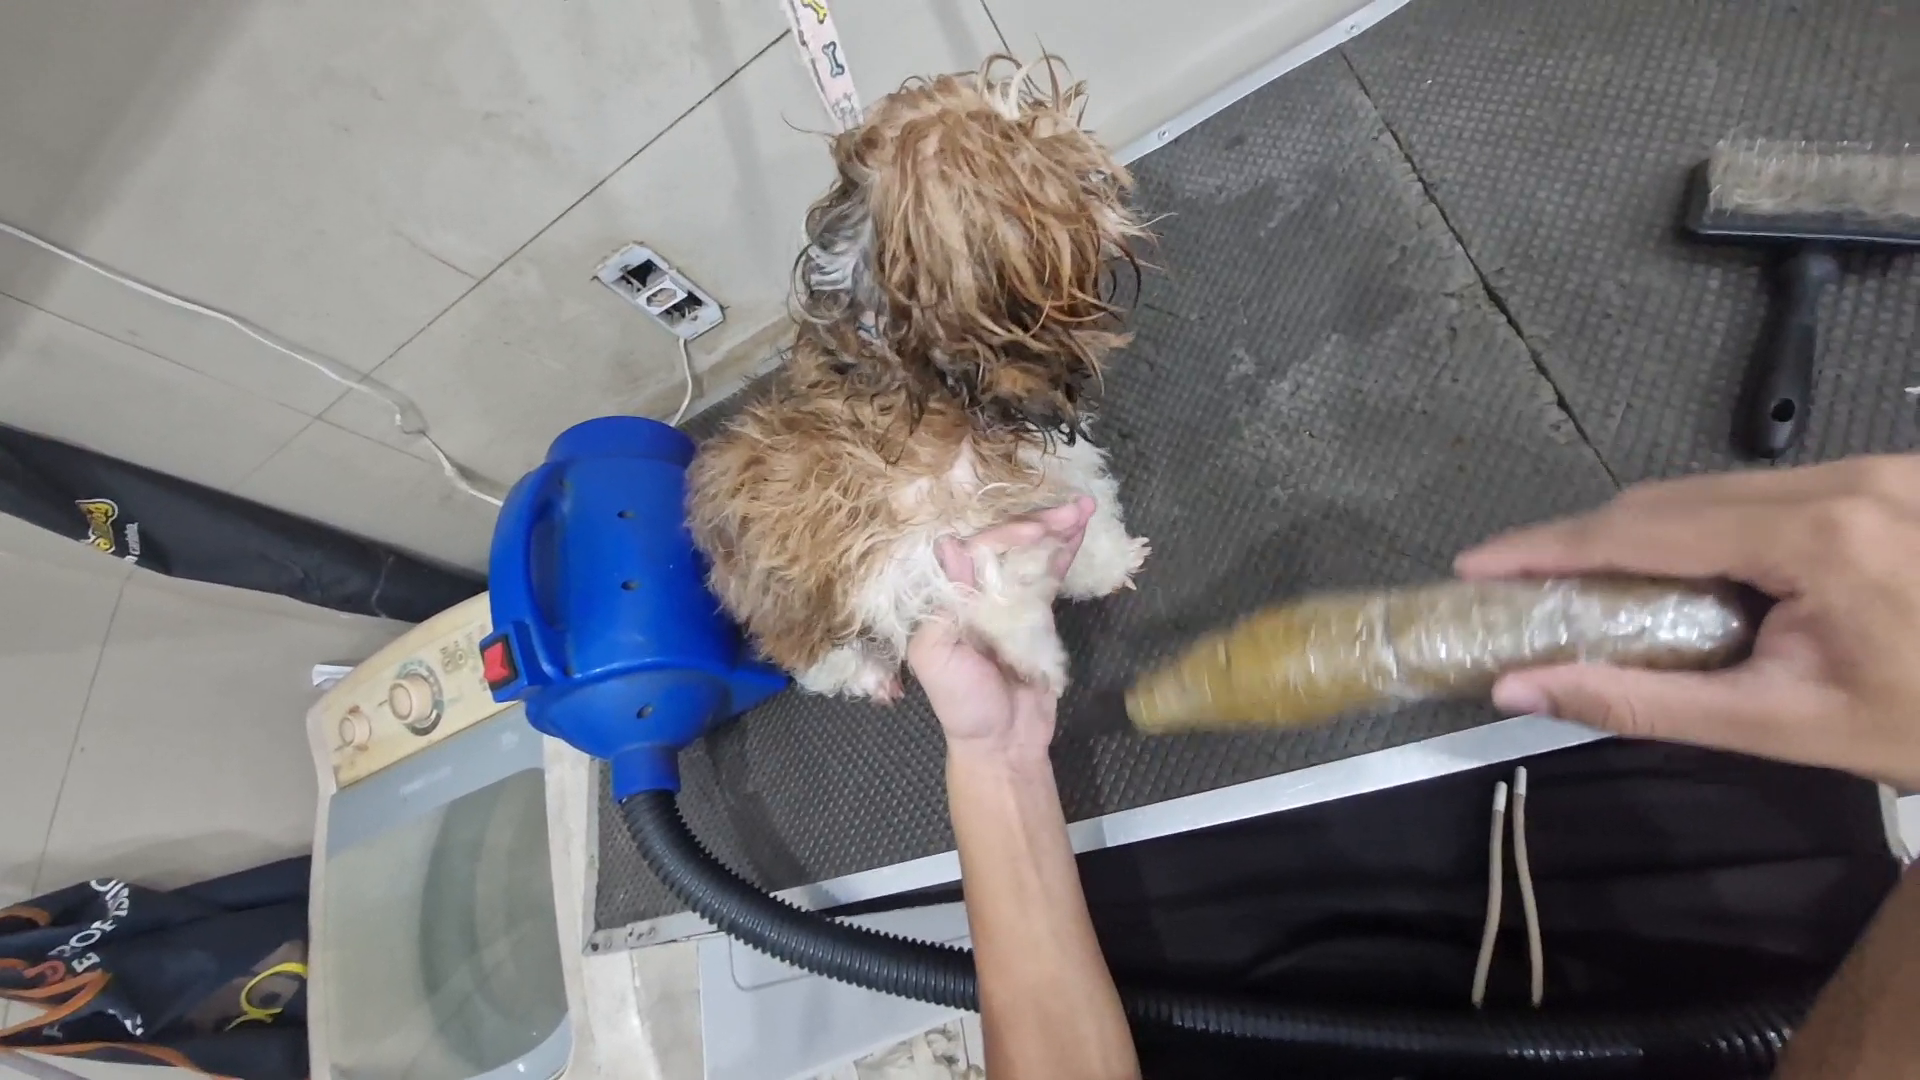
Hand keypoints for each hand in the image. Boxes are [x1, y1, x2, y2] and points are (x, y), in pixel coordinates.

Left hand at [908, 498, 1094, 758]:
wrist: (1004, 742)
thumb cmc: (962, 703)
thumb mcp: (937, 656)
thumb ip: (946, 603)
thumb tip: (952, 546)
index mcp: (945, 596)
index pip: (974, 550)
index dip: (1005, 535)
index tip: (1036, 530)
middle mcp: (975, 589)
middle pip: (1005, 544)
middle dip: (1039, 523)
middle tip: (1073, 508)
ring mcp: (1007, 598)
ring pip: (1031, 554)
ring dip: (1058, 528)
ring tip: (1085, 506)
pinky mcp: (1035, 612)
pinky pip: (1049, 575)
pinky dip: (1065, 552)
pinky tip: (1081, 528)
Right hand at [1456, 454, 1919, 788]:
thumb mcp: (1788, 725)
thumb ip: (1640, 703)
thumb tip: (1514, 690)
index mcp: (1817, 536)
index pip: (1634, 531)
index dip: (1539, 547)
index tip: (1472, 564)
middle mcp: (1843, 481)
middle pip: (1661, 500)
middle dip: (1579, 540)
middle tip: (1524, 583)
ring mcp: (1878, 471)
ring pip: (1705, 492)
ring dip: (1634, 535)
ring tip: (1594, 582)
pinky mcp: (1894, 478)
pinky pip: (1755, 494)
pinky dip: (1693, 529)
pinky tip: (1688, 571)